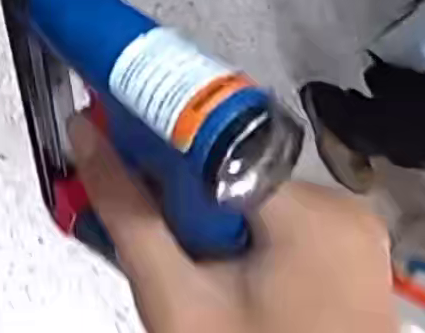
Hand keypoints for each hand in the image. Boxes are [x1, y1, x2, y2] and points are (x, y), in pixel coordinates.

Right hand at [70, 117, 395, 332]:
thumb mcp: (174, 298)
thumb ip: (124, 207)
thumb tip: (80, 127)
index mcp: (312, 211)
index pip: (207, 136)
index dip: (146, 130)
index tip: (100, 130)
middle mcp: (337, 209)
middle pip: (218, 161)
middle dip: (164, 181)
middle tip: (125, 205)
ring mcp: (344, 236)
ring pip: (231, 186)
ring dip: (185, 205)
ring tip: (158, 243)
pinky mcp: (338, 258)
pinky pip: (255, 214)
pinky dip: (215, 225)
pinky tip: (194, 260)